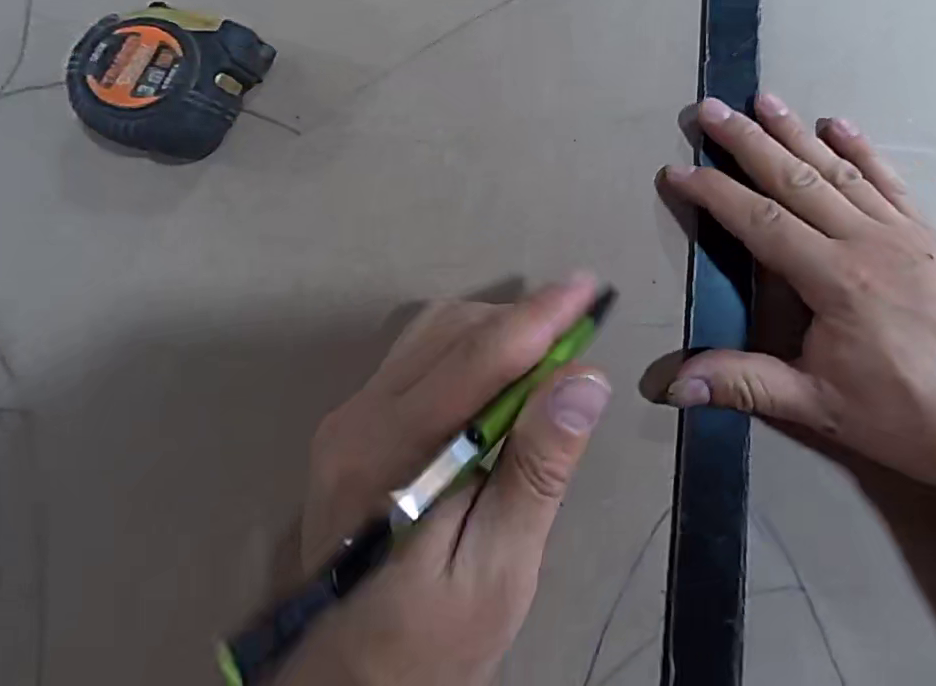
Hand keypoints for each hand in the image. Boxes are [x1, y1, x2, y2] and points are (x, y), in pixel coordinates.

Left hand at [279, 277, 612, 685]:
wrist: (347, 673)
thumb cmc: (430, 639)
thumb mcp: (497, 571)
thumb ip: (536, 472)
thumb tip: (582, 381)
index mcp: (387, 455)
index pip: (474, 360)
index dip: (538, 317)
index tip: (587, 287)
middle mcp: (358, 418)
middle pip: (452, 333)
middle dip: (523, 321)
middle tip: (578, 334)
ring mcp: (351, 415)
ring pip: (434, 333)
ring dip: (498, 329)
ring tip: (549, 350)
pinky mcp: (357, 420)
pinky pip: (420, 354)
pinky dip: (470, 345)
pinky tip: (502, 371)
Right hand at [654, 94, 935, 497]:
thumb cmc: (913, 417)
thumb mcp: (820, 406)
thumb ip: (744, 384)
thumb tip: (674, 387)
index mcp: (835, 279)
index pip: (759, 220)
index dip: (713, 193)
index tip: (677, 170)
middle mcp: (866, 241)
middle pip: (794, 178)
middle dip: (746, 141)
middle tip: (709, 109)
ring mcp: (903, 234)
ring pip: (837, 170)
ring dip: (795, 132)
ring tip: (763, 100)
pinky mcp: (930, 237)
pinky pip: (888, 182)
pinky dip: (861, 149)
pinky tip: (839, 125)